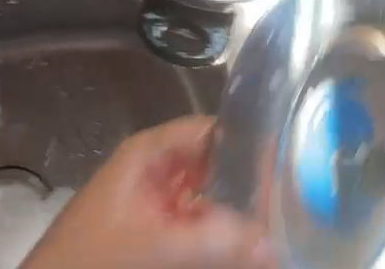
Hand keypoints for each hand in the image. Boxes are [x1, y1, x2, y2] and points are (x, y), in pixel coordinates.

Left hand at [20, 115, 274, 268]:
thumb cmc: (95, 255)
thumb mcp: (159, 244)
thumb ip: (217, 239)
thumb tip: (274, 242)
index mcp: (150, 153)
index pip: (208, 130)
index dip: (245, 142)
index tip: (284, 161)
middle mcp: (154, 171)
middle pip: (211, 167)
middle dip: (247, 186)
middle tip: (289, 201)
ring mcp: (152, 206)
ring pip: (206, 203)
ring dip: (236, 219)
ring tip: (277, 228)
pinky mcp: (151, 236)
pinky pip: (195, 230)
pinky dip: (218, 241)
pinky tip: (246, 252)